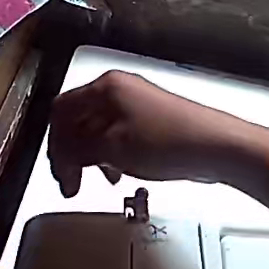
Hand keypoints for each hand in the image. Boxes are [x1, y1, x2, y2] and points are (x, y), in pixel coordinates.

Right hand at [48, 71, 260, 196]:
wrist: (213, 145)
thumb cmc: (168, 140)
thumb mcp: (110, 148)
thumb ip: (76, 149)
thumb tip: (61, 153)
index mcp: (107, 86)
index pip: (61, 110)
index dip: (55, 143)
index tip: (58, 171)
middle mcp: (121, 89)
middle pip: (78, 119)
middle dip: (71, 153)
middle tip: (71, 182)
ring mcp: (138, 103)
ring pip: (98, 129)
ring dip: (90, 156)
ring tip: (95, 180)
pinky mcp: (151, 119)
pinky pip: (118, 135)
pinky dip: (110, 155)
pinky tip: (117, 173)